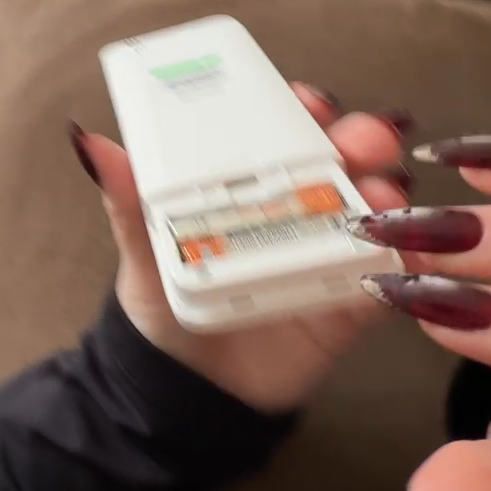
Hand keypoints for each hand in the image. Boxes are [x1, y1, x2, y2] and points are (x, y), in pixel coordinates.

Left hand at [70, 85, 409, 413]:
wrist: (189, 392)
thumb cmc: (163, 302)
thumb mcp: (140, 247)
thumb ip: (124, 200)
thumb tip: (88, 143)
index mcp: (247, 184)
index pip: (279, 129)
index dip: (297, 107)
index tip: (305, 98)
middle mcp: (295, 207)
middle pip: (338, 158)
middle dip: (358, 137)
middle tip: (360, 139)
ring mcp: (327, 253)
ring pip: (373, 207)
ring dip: (386, 190)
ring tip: (382, 192)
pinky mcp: (351, 305)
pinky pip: (389, 275)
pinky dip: (402, 258)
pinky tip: (401, 248)